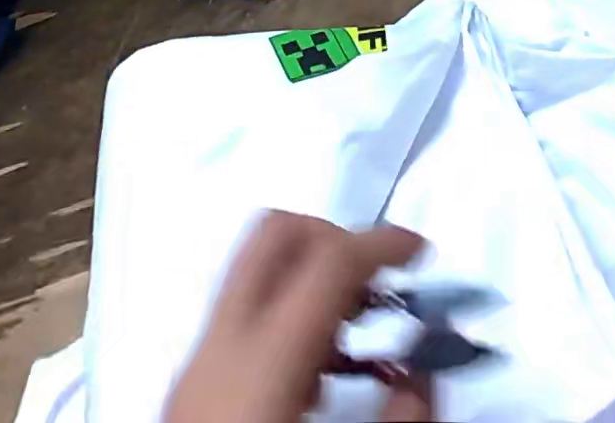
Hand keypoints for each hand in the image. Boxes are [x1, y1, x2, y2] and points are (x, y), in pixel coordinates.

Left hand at [165, 211, 432, 422]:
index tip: (422, 249)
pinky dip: (289, 308)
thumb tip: (420, 371)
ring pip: (255, 265)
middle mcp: (218, 344)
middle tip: (379, 281)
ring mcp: (197, 358)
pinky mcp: (191, 381)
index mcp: (258, 367)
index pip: (324, 263)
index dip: (380, 244)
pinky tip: (321, 369)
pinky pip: (245, 309)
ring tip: (360, 326)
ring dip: (312, 272)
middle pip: (274, 233)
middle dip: (335, 238)